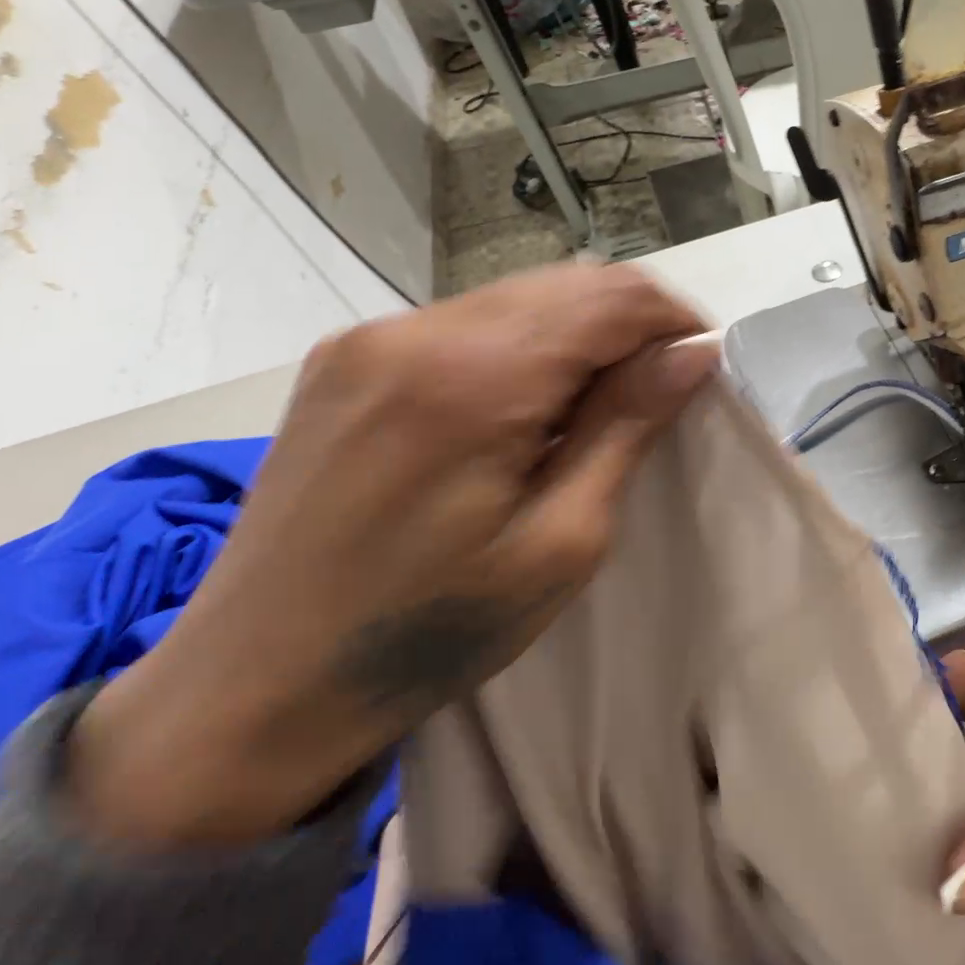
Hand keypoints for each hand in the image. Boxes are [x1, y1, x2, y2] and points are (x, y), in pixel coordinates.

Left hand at [69, 264, 718, 845]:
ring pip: (516, 299)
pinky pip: (464, 325)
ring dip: (577, 338)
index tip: (703, 369)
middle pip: (564, 284)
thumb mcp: (563, 541)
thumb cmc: (435, 627)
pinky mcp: (343, 362)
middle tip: (658, 397)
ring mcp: (367, 341)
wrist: (260, 680)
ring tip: (594, 414)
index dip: (674, 320)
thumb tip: (693, 355)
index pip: (611, 296)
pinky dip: (520, 350)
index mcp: (474, 377)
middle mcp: (413, 331)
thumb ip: (627, 428)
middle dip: (631, 326)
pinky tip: (523, 416)